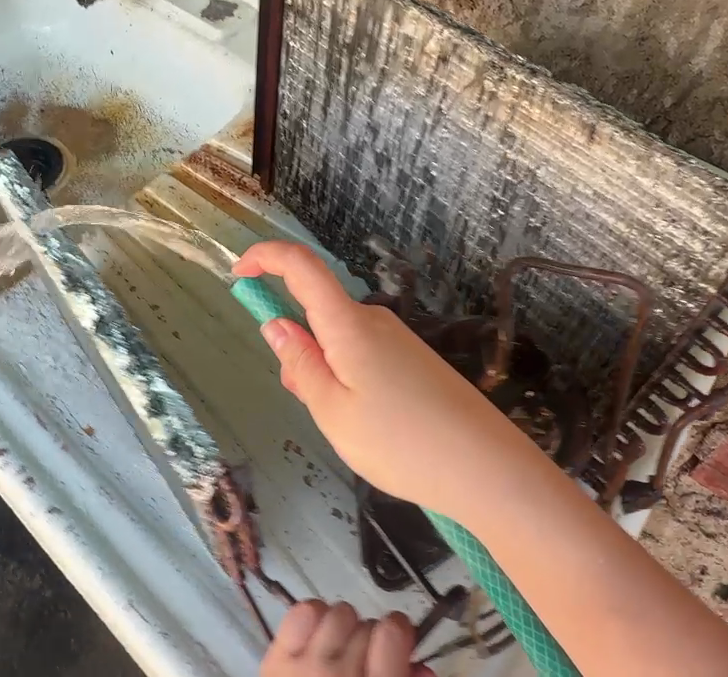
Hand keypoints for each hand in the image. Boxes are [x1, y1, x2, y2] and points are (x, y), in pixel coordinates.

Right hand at [233, 242, 532, 521]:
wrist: (488, 468)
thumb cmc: (400, 443)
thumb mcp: (333, 412)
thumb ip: (300, 364)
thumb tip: (276, 324)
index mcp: (348, 324)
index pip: (301, 266)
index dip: (266, 258)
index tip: (238, 275)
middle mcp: (373, 320)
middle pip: (317, 313)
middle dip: (295, 347)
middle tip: (306, 402)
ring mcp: (397, 340)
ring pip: (338, 340)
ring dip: (322, 370)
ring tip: (345, 426)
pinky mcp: (413, 361)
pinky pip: (362, 355)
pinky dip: (346, 378)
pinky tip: (368, 424)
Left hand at [261, 602, 431, 676]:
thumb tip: (421, 667)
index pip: (392, 633)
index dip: (399, 634)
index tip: (399, 644)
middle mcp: (340, 674)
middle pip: (367, 625)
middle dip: (372, 641)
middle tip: (367, 665)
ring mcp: (305, 665)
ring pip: (338, 613)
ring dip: (344, 629)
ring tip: (340, 652)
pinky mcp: (276, 659)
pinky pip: (301, 612)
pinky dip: (313, 619)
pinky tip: (316, 641)